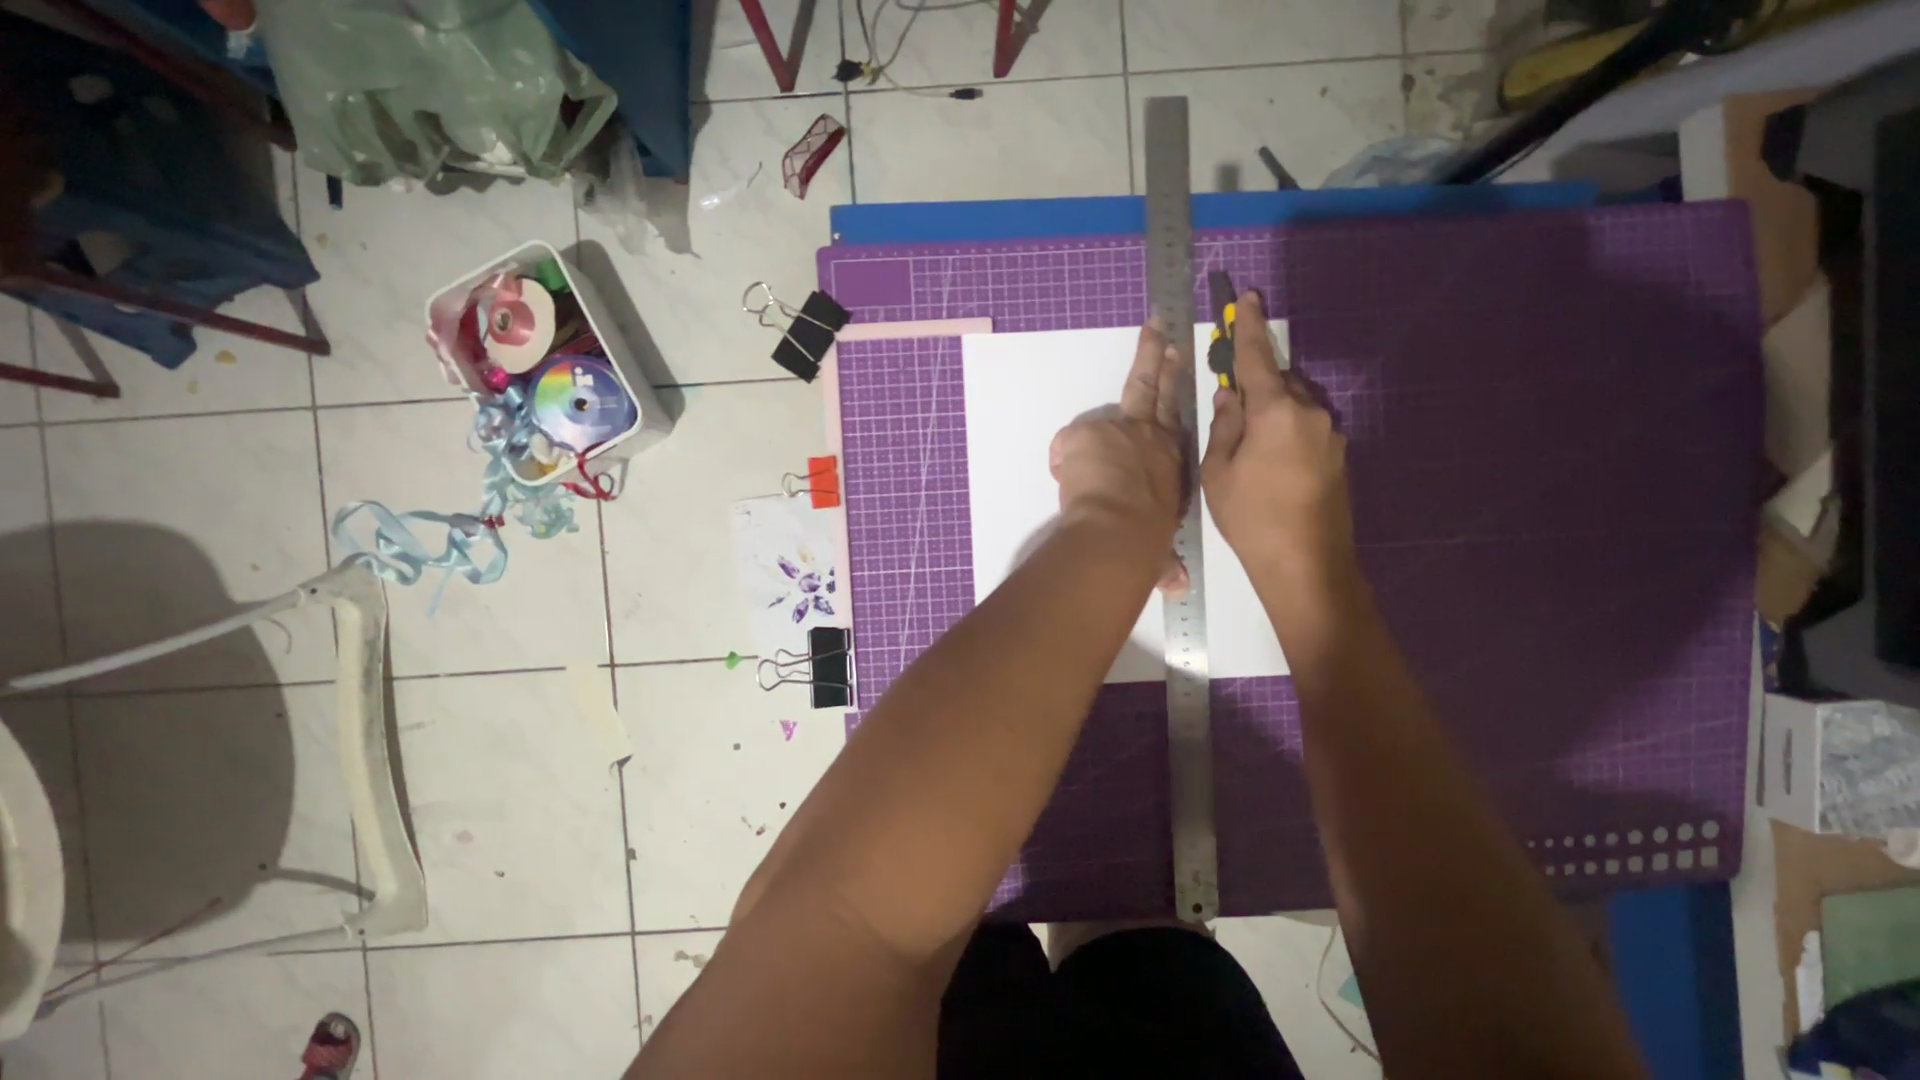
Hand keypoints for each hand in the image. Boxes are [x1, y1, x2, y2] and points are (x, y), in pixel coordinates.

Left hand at [1049, 319, 1187, 591]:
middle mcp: (1151, 438)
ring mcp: (1120, 430)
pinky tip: (1064, 472)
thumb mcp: (1160, 554)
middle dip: (1159, 355)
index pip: (1174, 425)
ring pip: (1125, 394)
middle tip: (1160, 326)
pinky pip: (1068, 446)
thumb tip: (1176, 585)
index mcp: (1171, 463)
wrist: (1119, 531)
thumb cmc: (1146, 544)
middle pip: (1155, 387)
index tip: (1179, 372)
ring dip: (1126, 377)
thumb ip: (1166, 567)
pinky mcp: (1087, 433)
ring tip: (1136, 344)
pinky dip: (1065, 458)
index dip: (1175, 401)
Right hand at [1201, 291, 1354, 581]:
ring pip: (1294, 405)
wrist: (1308, 564)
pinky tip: (1268, 463)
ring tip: (1246, 445)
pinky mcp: (1338, 456)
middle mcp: (1310, 413)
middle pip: (1278, 381)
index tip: (1247, 297)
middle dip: (1255, 383)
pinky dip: (1284, 431)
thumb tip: (1229, 396)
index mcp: (1276, 412)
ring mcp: (1330, 435)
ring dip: (1270, 411)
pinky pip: (1305, 428)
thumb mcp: (1219, 473)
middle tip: (1229, 402)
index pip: (1258, 358)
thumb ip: (1224, 426)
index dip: (1248, 327)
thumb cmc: (1252, 518)